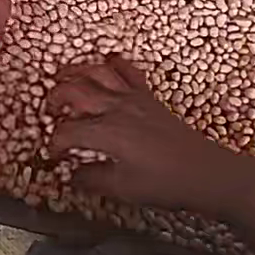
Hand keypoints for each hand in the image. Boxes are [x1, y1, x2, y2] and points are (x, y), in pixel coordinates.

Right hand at [43, 54, 254, 214]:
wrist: (205, 172)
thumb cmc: (166, 183)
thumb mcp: (123, 189)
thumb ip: (92, 178)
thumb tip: (73, 174)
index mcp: (107, 133)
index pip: (67, 131)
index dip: (54, 143)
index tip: (53, 155)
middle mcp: (117, 109)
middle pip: (75, 91)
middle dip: (55, 99)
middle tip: (48, 111)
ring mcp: (134, 99)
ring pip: (97, 73)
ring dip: (76, 73)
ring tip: (63, 78)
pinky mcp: (149, 99)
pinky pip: (127, 72)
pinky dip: (113, 65)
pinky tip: (106, 65)